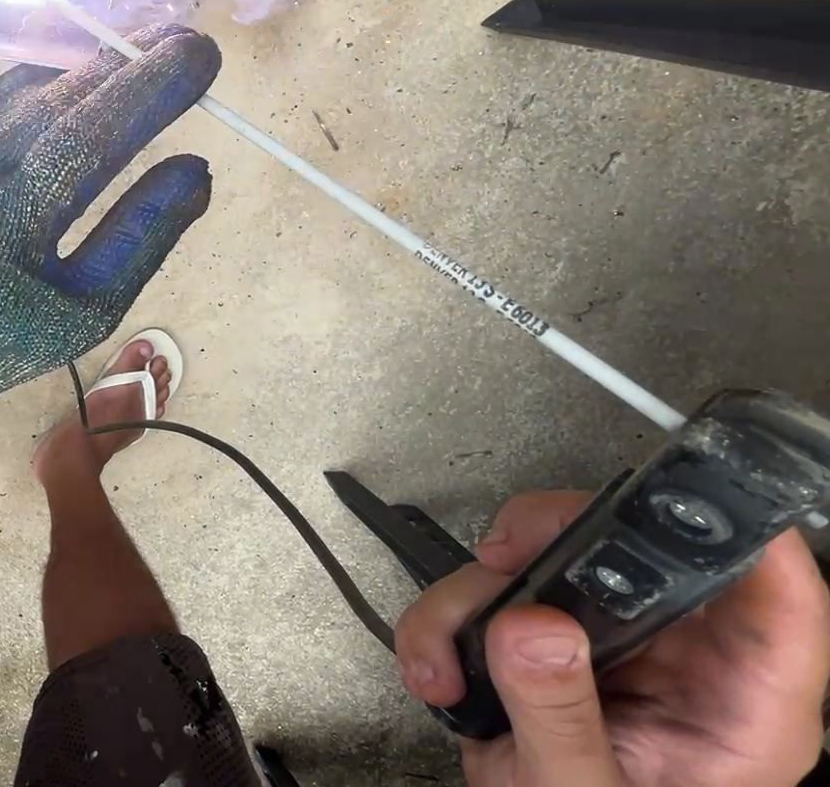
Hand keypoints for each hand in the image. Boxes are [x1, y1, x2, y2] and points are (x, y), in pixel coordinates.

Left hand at [0, 23, 219, 454]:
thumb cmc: (16, 334)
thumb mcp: (93, 306)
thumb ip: (144, 235)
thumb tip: (196, 167)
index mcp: (14, 219)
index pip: (90, 132)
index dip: (148, 88)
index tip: (201, 54)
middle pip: (59, 98)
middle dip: (127, 63)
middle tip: (183, 39)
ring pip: (25, 90)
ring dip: (87, 66)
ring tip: (141, 53)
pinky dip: (43, 80)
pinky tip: (79, 76)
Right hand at [395, 491, 829, 786]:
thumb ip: (561, 719)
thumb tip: (537, 628)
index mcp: (732, 712)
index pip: (777, 609)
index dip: (750, 540)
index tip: (686, 495)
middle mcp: (668, 665)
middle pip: (623, 556)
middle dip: (541, 545)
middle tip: (498, 564)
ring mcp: (593, 650)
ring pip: (528, 571)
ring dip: (462, 606)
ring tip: (445, 667)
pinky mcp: (529, 645)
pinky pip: (476, 599)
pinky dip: (438, 625)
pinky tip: (438, 672)